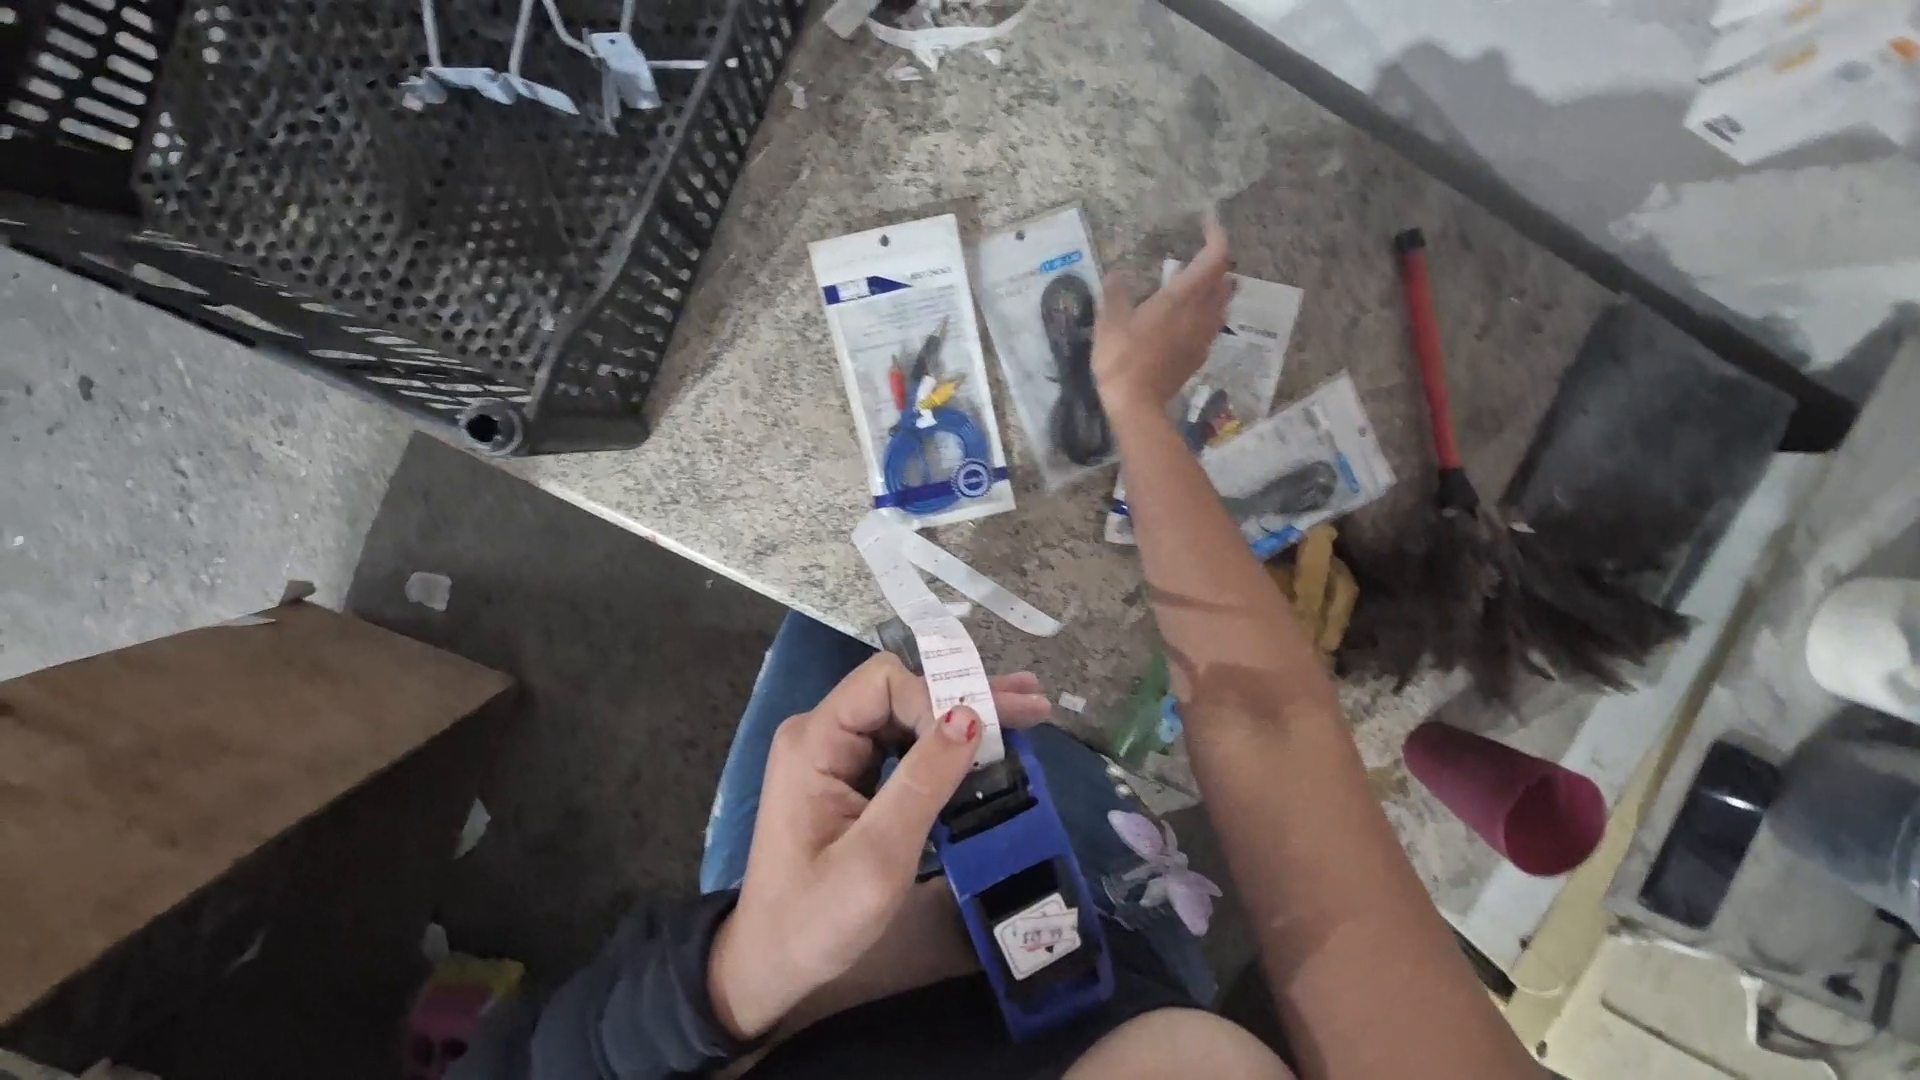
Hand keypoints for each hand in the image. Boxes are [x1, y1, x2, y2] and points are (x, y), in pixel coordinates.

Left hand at [706, 654, 1051, 1038]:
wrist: (770, 965)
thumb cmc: (817, 920)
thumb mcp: (878, 856)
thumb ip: (923, 782)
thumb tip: (970, 714)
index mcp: (814, 741)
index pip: (884, 684)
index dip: (937, 698)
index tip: (983, 738)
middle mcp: (822, 733)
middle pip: (900, 690)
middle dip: (966, 694)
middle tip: (1032, 703)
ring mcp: (836, 752)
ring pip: (907, 712)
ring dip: (965, 712)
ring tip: (1027, 710)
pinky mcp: (850, 775)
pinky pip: (903, 742)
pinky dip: (947, 741)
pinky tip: (988, 738)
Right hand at [1092, 216, 1233, 415]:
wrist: (1137, 405)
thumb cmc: (1122, 360)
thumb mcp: (1110, 322)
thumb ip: (1116, 293)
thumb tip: (1118, 274)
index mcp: (1182, 297)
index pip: (1215, 257)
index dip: (1216, 235)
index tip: (1207, 222)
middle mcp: (1200, 313)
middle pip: (1224, 278)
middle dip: (1216, 261)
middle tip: (1199, 253)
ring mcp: (1203, 336)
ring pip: (1222, 302)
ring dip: (1215, 287)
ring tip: (1195, 284)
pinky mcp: (1199, 356)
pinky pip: (1212, 324)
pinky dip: (1207, 311)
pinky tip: (1188, 317)